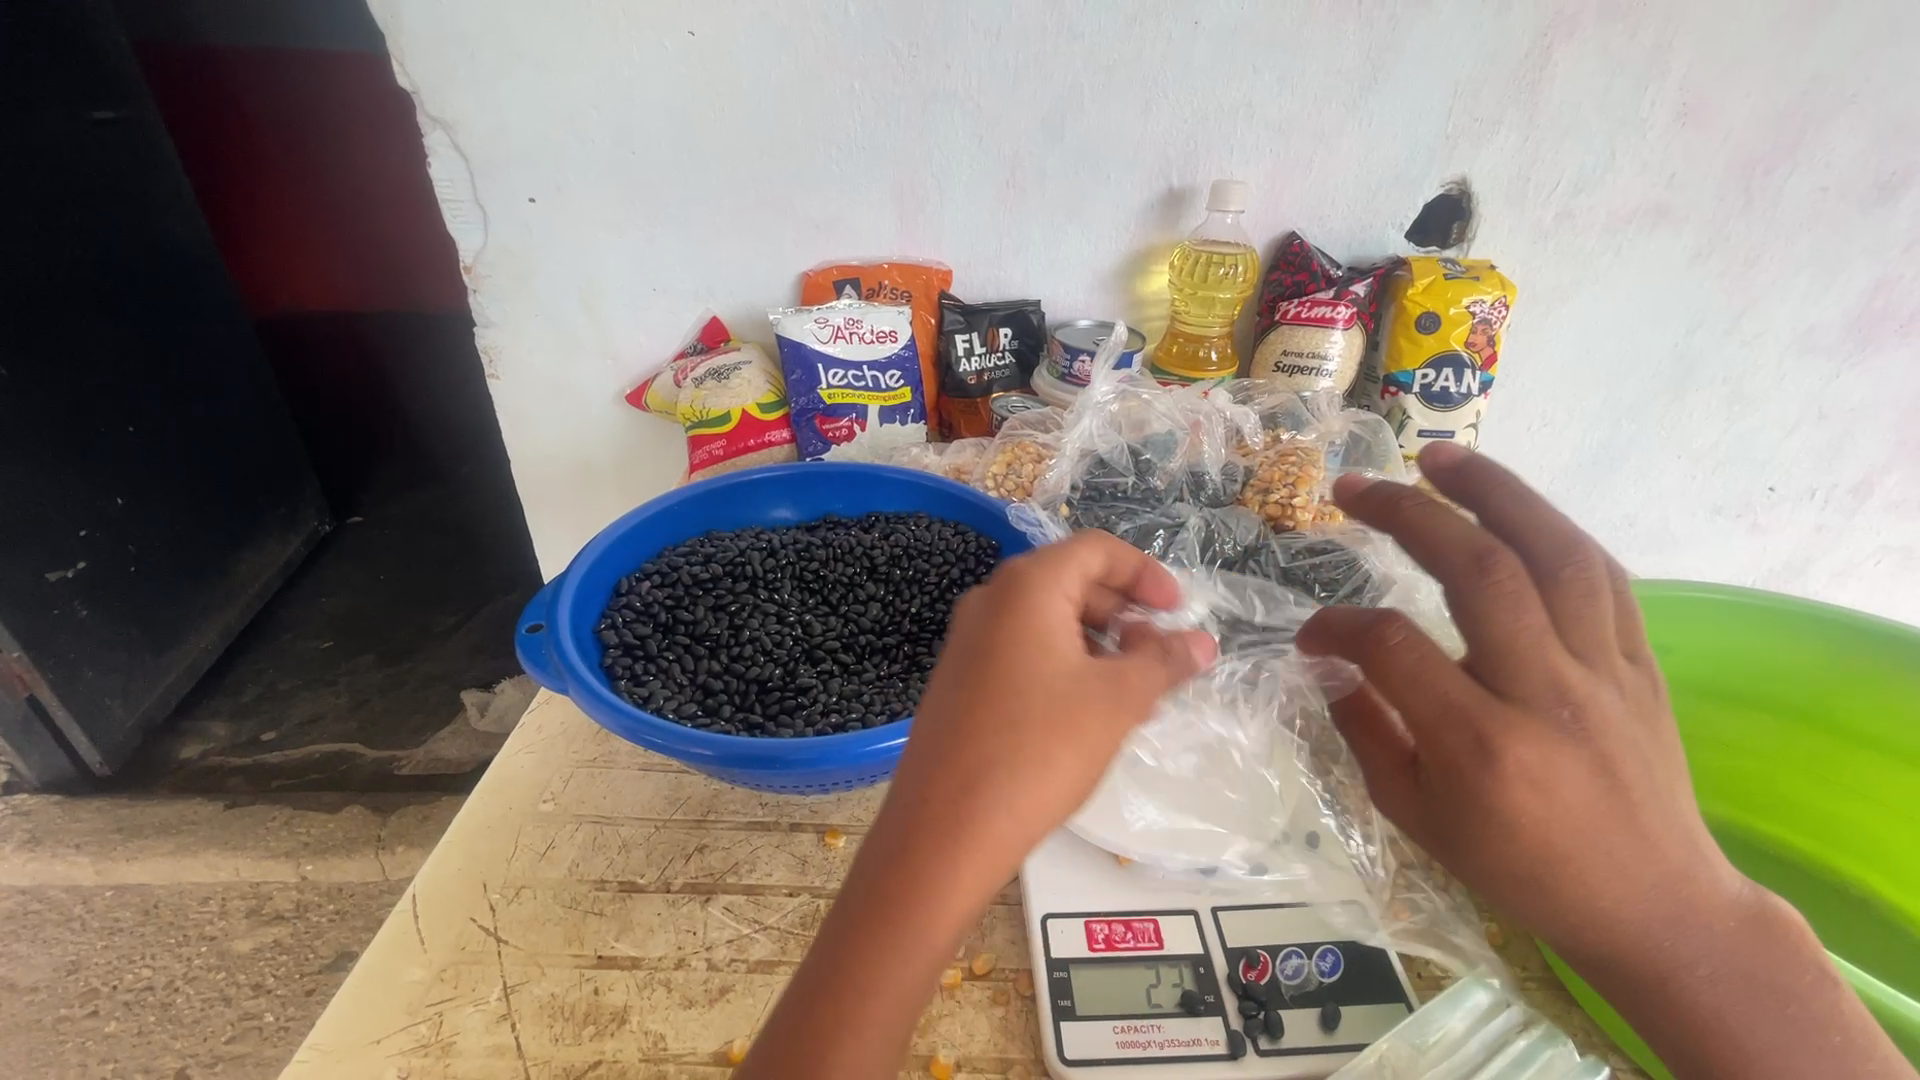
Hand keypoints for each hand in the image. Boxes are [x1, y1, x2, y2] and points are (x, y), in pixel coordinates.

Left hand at [735, 531, 1215, 1079]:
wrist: (946, 827)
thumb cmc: (1039, 749)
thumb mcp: (1116, 701)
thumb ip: (1163, 662)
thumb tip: (1202, 642)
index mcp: (1026, 586)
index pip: (1096, 550)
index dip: (1146, 573)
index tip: (1179, 612)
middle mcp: (991, 600)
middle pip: (1070, 581)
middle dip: (1124, 613)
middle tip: (1160, 657)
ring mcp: (967, 640)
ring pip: (1047, 622)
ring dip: (1097, 645)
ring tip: (1133, 693)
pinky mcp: (959, 679)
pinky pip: (1022, 652)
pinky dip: (1063, 666)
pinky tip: (1088, 713)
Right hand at [1296, 443, 1740, 968]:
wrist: (1656, 905)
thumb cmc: (1517, 867)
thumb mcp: (1413, 815)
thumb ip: (1365, 728)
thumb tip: (1329, 661)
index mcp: (1480, 743)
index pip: (1393, 647)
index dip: (1338, 625)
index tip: (1310, 634)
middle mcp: (1547, 693)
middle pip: (1481, 572)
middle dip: (1410, 516)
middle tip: (1354, 488)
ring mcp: (1605, 671)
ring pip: (1556, 554)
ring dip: (1494, 493)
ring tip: (1441, 455)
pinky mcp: (1640, 662)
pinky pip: (1601, 576)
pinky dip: (1549, 528)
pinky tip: (1510, 509)